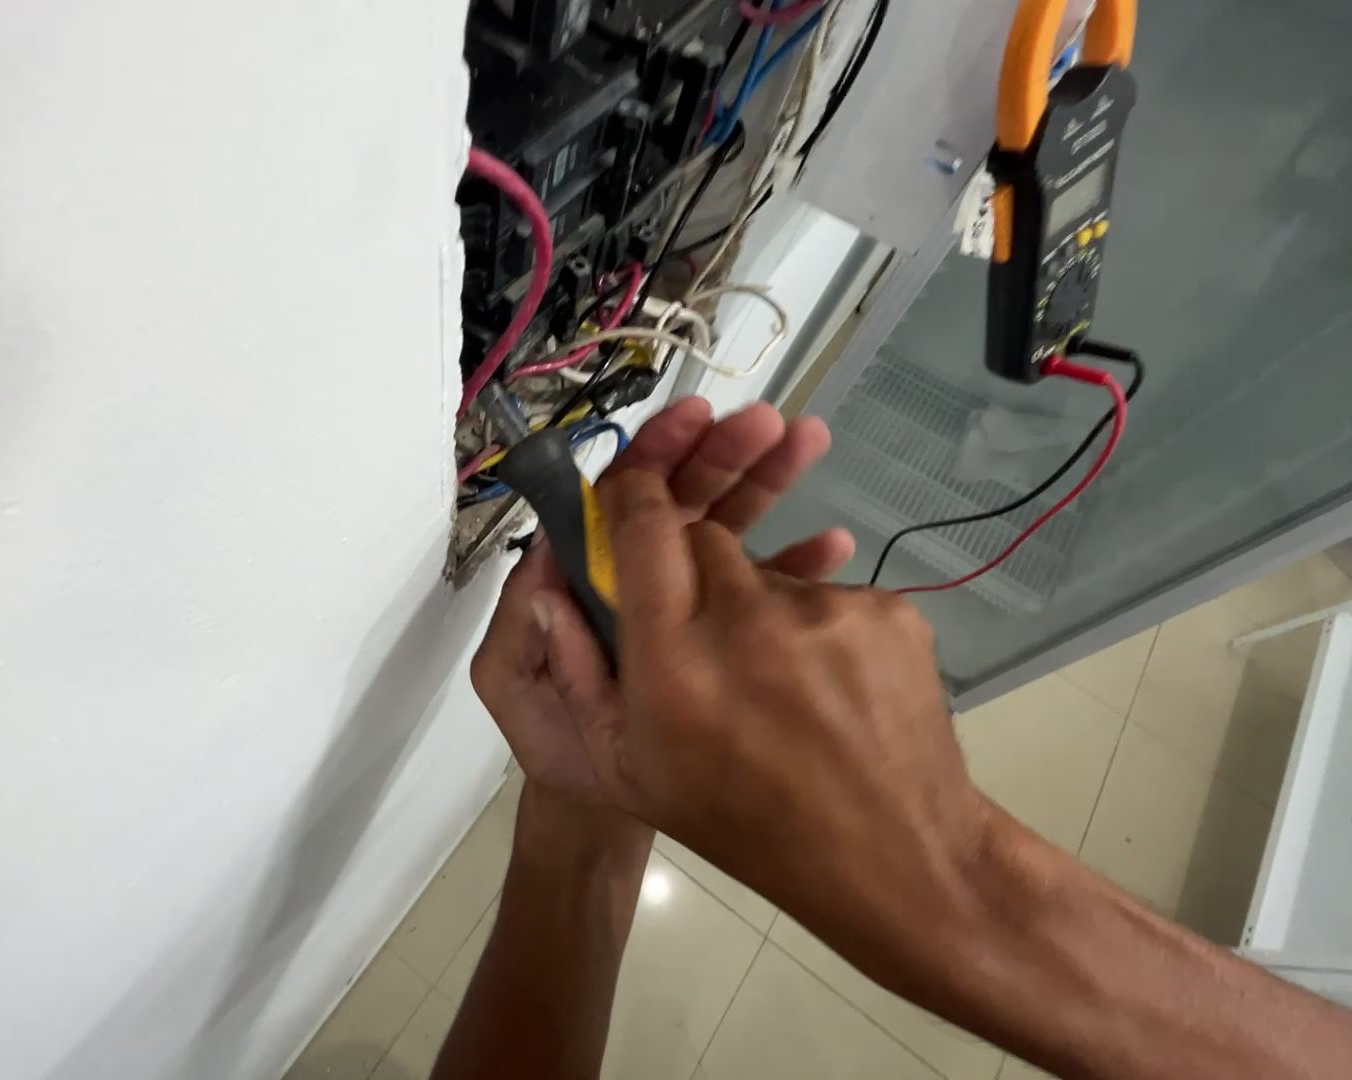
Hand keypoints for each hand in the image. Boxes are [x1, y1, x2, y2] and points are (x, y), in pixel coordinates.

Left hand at [470, 398, 854, 804]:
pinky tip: (834, 545)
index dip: (647, 462)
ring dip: (763, 483)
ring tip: (806, 442)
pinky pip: (767, 593)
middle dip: (716, 457)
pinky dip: (797, 565)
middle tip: (765, 422)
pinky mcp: (733, 638)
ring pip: (725, 532)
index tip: (689, 424)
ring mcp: (691, 610)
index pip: (616, 508)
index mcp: (589, 584)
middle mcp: (639, 586)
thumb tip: (547, 556)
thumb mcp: (518, 691)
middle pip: (676, 506)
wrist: (618, 814)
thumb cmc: (558, 755)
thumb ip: (522, 623)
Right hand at [546, 469, 989, 977]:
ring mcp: (825, 613)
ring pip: (762, 566)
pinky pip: (822, 588)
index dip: (634, 491)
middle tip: (699, 621)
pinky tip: (815, 679)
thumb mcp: (625, 766)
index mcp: (671, 662)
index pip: (642, 526)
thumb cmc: (737, 819)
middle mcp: (745, 622)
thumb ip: (575, 671)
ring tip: (767, 672)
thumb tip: (551, 587)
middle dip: (689, 559)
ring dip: (748, 597)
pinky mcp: (887, 610)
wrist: (893, 860)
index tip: (633, 485)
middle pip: (704, 534)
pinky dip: (806, 620)